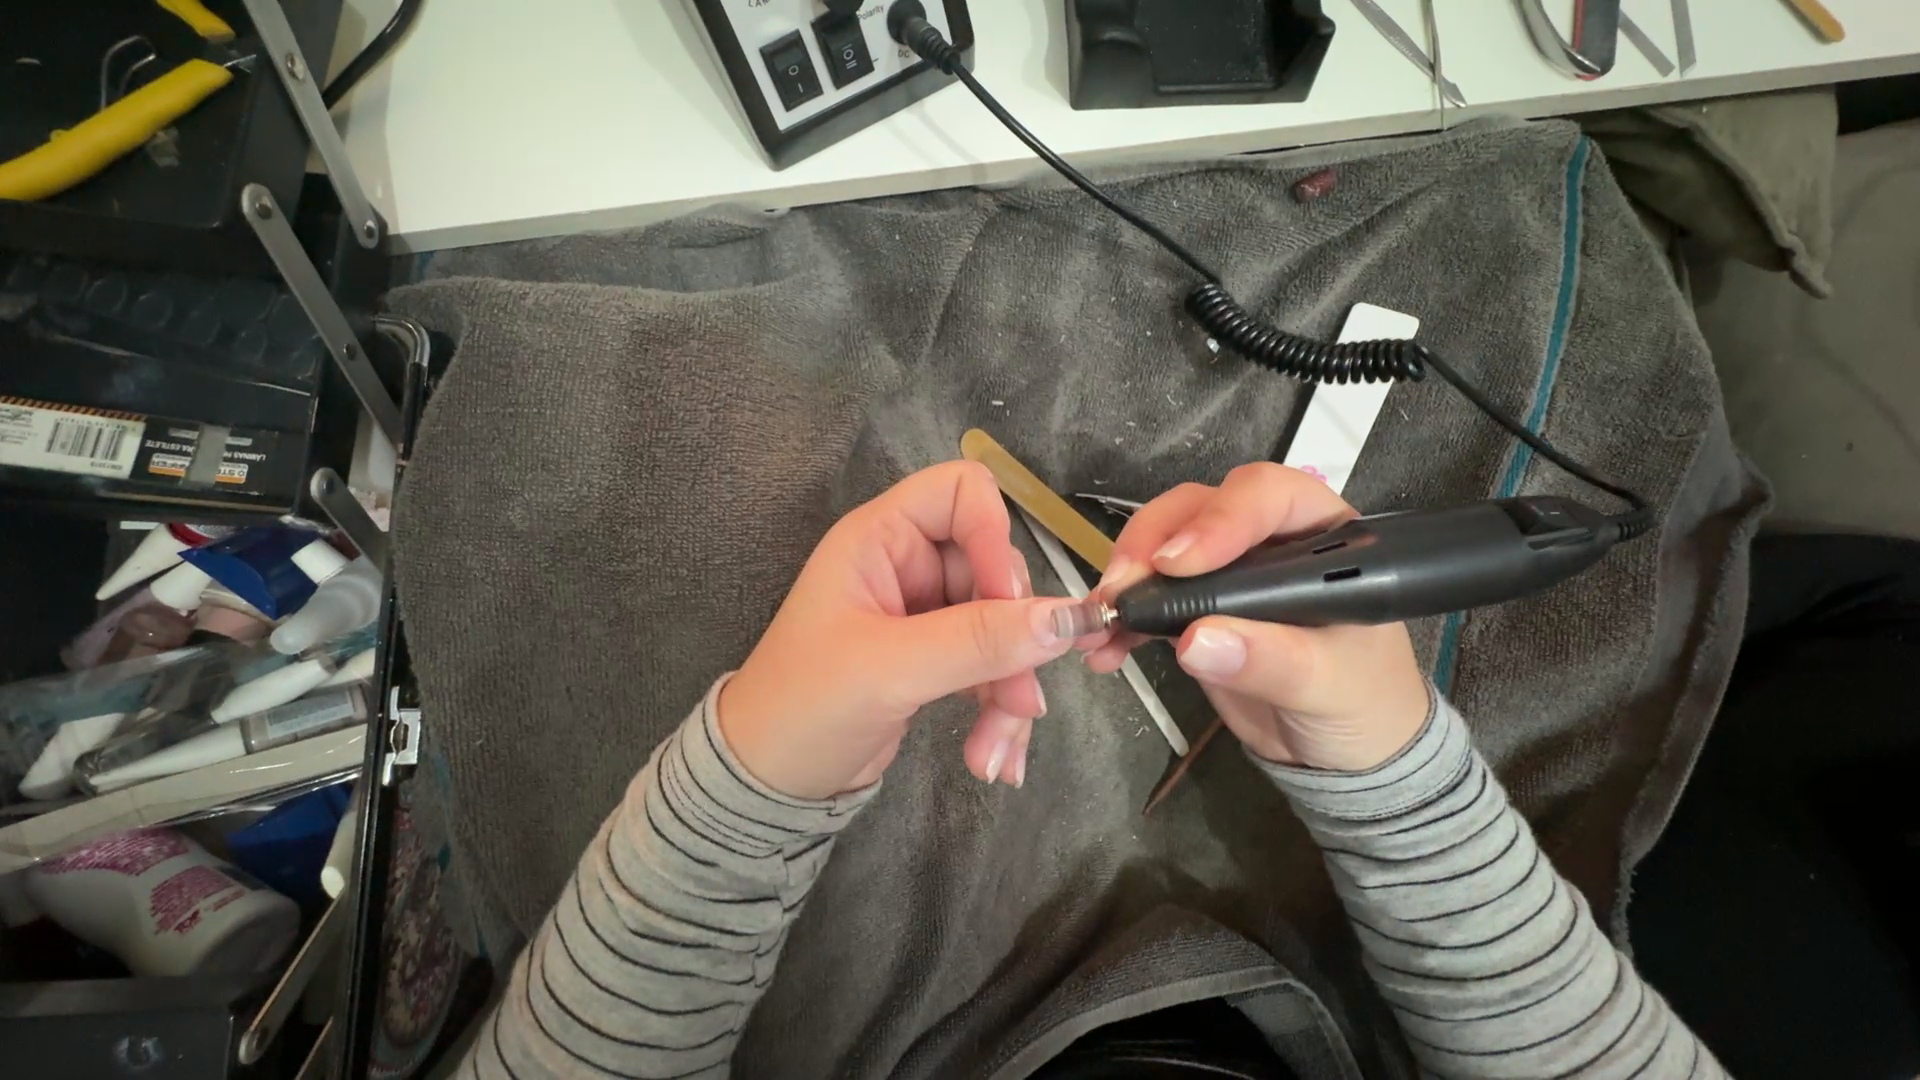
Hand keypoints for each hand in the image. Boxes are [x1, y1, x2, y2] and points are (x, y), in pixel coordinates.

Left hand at [719, 461, 1083, 798]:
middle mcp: (906, 564)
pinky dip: (1000, 708)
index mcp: (880, 539)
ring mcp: (924, 612)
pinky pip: (992, 664)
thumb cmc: (807, 707)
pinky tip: (994, 757)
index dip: (995, 538)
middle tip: (1020, 701)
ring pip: (1004, 625)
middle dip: (1014, 640)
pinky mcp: (936, 657)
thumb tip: (1068, 619)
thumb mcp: (891, 670)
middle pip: (995, 569)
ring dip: (1011, 687)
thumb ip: (979, 640)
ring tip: (998, 750)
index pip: (962, 493)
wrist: (771, 781)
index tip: (1010, 605)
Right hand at [1080, 464, 1430, 771]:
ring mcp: (1224, 572)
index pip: (1267, 496)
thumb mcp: (1332, 686)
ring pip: (1160, 544)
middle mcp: (1266, 539)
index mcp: (1319, 535)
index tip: (1175, 564)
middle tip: (1120, 590)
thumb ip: (1274, 661)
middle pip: (1197, 509)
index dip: (1218, 519)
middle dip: (1150, 543)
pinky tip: (1105, 649)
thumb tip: (1197, 640)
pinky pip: (1146, 597)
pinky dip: (1120, 619)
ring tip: (1099, 622)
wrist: (1337, 750)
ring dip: (1124, 579)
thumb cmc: (1361, 704)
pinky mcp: (1192, 608)